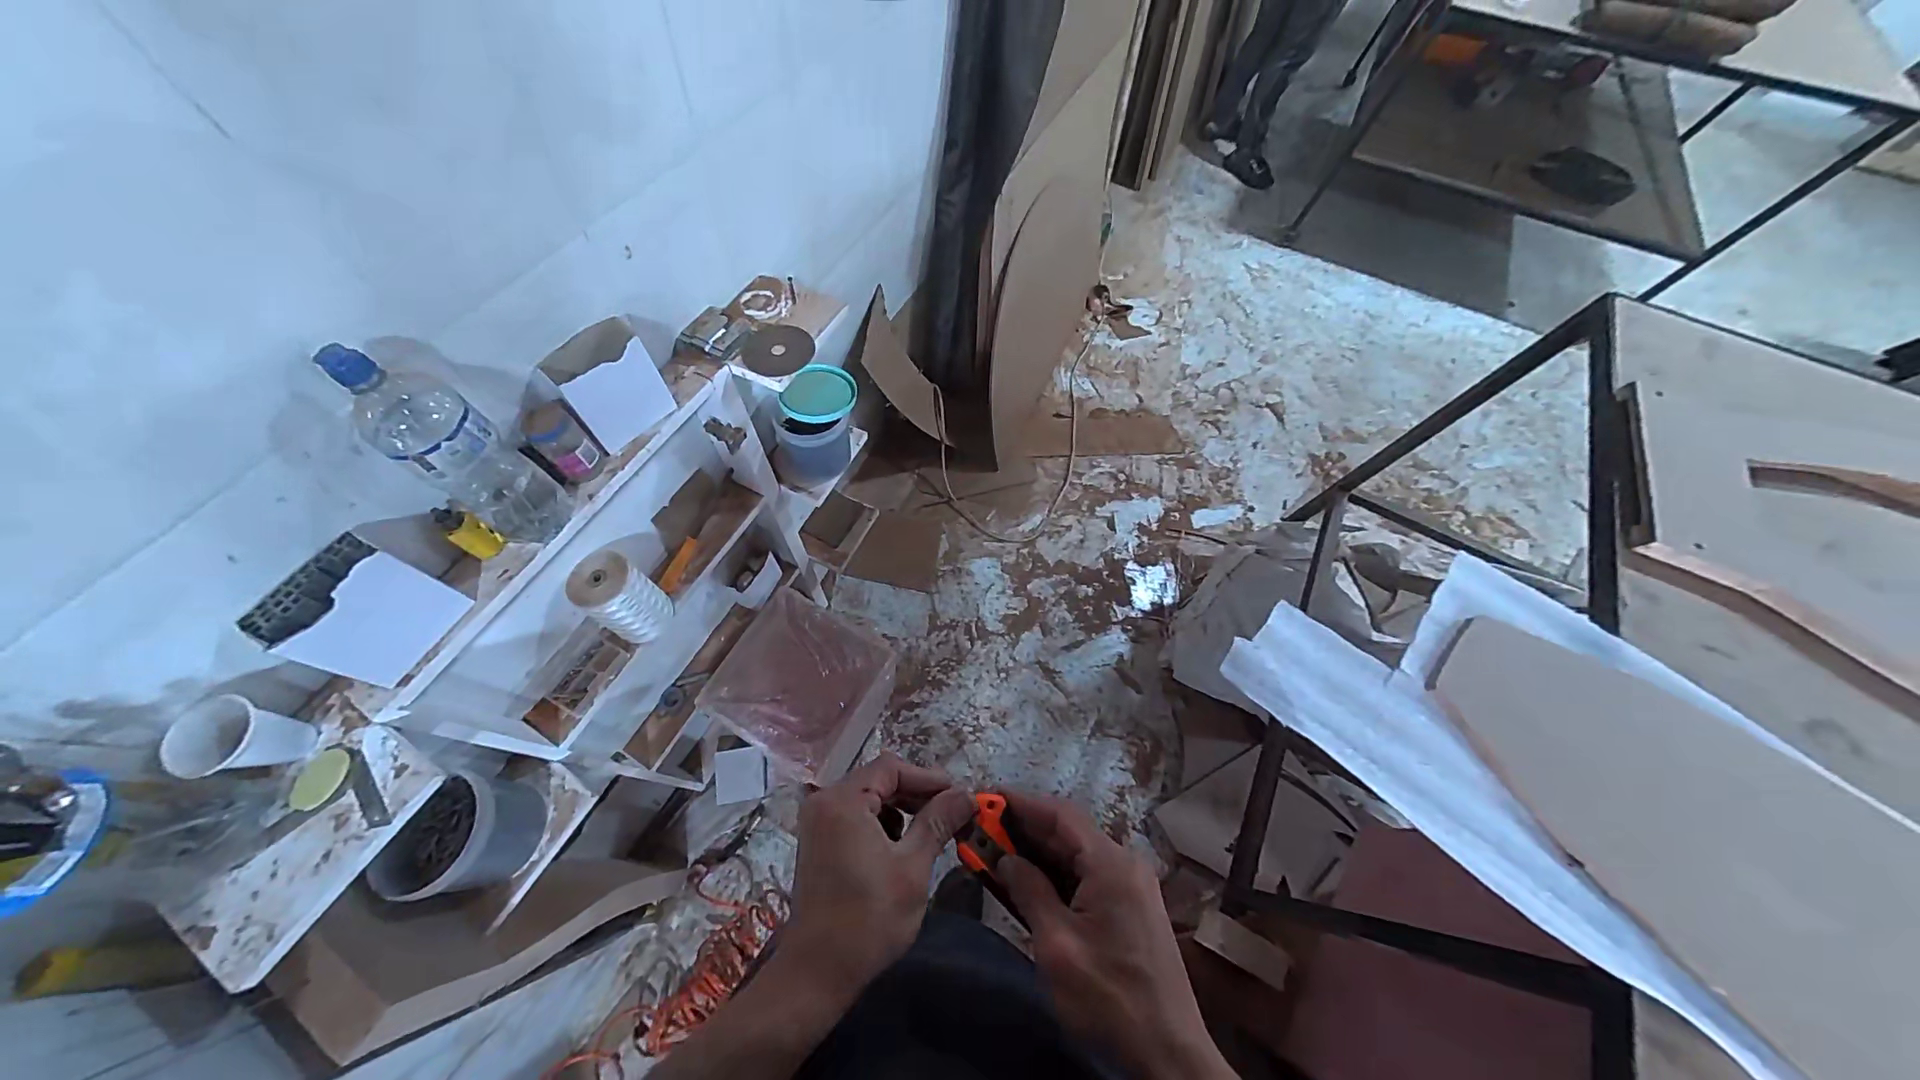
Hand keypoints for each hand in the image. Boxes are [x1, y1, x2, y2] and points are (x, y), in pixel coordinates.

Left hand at [777, 753, 975, 998]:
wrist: (817, 974)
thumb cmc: (868, 918)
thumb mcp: (912, 867)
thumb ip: (938, 823)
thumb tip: (965, 794)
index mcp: (843, 800)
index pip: (892, 769)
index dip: (929, 779)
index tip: (959, 796)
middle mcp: (824, 802)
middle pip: (879, 780)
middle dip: (917, 795)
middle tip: (952, 814)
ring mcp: (818, 823)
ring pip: (869, 799)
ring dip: (902, 811)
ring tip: (932, 832)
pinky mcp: (819, 843)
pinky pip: (857, 817)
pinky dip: (883, 825)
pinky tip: (903, 848)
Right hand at [998, 793, 1233, 1079]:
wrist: (1169, 1052)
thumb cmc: (1110, 998)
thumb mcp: (1057, 946)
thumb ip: (1030, 892)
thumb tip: (1006, 859)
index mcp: (1112, 864)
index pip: (1061, 815)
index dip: (1021, 802)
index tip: (986, 797)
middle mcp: (1126, 863)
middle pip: (1069, 831)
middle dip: (1025, 827)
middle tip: (984, 828)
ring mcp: (1133, 884)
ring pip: (1078, 852)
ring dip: (1039, 850)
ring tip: (998, 850)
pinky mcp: (1133, 905)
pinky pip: (1089, 873)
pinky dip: (1058, 872)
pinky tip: (1031, 880)